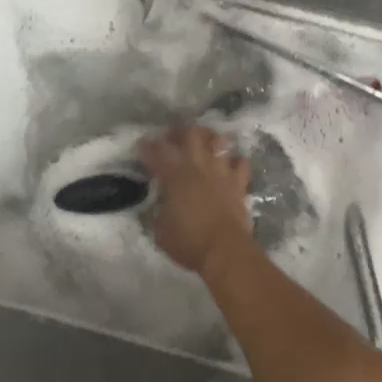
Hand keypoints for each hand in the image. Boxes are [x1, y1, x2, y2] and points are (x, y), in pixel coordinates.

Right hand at [139, 122, 254, 275]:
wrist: (225, 250)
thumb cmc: (188, 242)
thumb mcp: (160, 231)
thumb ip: (158, 212)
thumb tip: (159, 205)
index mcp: (174, 176)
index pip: (157, 152)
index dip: (146, 146)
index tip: (141, 145)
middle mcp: (198, 167)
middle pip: (191, 133)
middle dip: (179, 131)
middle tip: (172, 138)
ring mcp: (222, 173)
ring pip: (218, 141)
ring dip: (209, 138)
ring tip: (203, 143)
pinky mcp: (239, 184)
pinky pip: (241, 163)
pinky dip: (235, 161)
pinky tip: (229, 166)